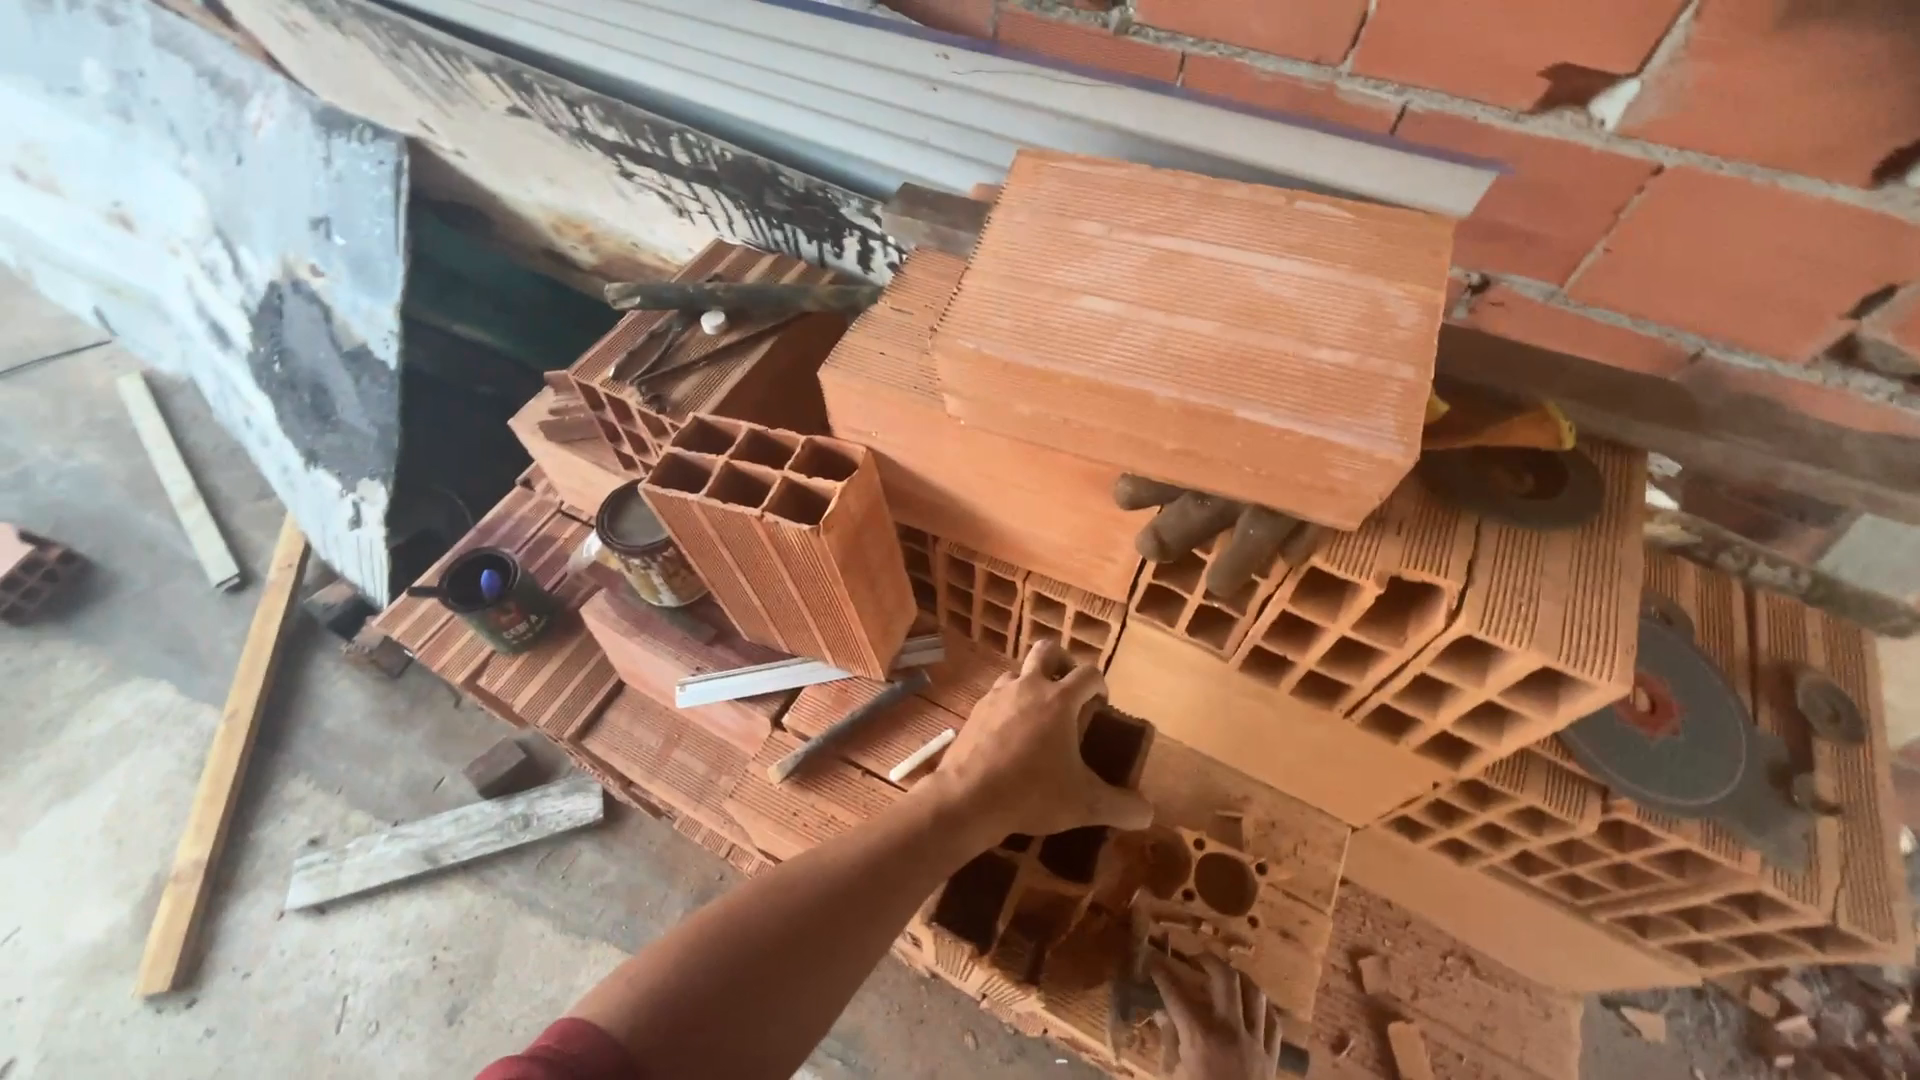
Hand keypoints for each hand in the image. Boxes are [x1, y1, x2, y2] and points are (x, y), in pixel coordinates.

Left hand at [930, 640, 1153, 839]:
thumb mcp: (1085, 805)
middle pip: (1047, 650)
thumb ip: (1122, 807)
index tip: (1102, 703)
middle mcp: (1028, 687)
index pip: (1089, 673)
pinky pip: (996, 697)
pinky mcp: (974, 711)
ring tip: (1038, 714)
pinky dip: (1007, 706)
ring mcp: (997, 696)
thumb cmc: (1032, 793)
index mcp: (1059, 699)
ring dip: (1031, 683)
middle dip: (1063, 662)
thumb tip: (1148, 813)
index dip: (1100, 683)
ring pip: (1017, 672)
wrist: (968, 798)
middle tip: (1070, 689)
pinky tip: (1010, 734)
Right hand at [1149, 953, 1284, 1079]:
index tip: (1153, 960)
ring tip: (1226, 975)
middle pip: (1225, 979)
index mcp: (1199, 1037)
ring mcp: (1255, 1042)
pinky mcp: (1272, 1057)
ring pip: (1254, 994)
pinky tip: (1253, 1006)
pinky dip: (1262, 1008)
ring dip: (1239, 978)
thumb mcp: (1175, 1075)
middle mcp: (1230, 1031)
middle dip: (1208, 960)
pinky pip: (1272, 1022)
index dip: (1162, 973)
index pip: (1175, 993)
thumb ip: (1170, 1042)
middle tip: (1196, 958)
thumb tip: (1164, 1015)